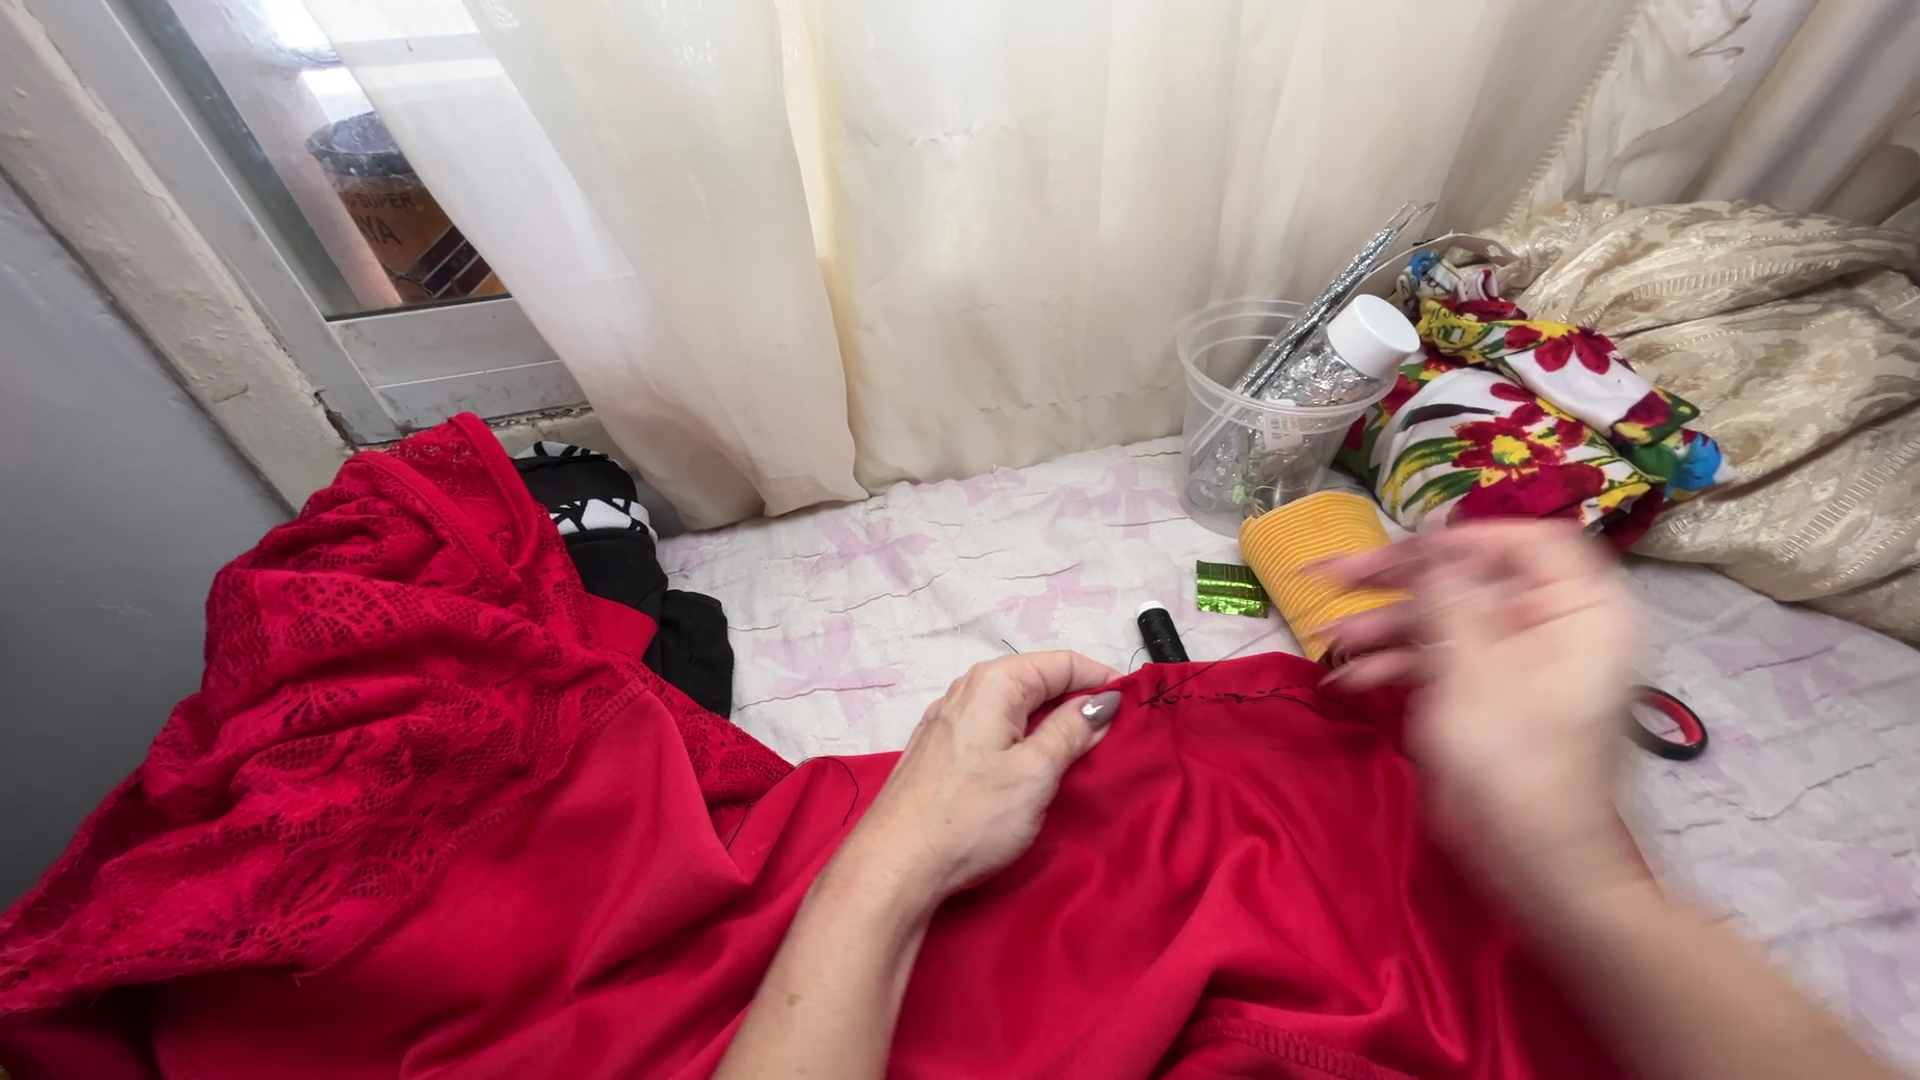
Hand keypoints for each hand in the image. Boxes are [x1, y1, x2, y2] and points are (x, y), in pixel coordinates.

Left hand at [839, 651, 1121, 903]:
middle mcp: (968, 688)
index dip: (1099, 678)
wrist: (896, 863)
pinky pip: (994, 724)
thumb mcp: (1035, 772)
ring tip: (1081, 747)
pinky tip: (1034, 760)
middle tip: (1113, 730)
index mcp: (994, 683)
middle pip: (1036, 678)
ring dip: (1050, 718)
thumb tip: (1101, 701)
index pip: (1060, 662)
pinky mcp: (941, 745)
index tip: (1132, 704)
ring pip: (1014, 703)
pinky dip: (1022, 733)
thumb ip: (1071, 730)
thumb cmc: (971, 815)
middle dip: (1076, 697)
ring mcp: (949, 717)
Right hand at [1319, 522, 1647, 914]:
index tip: (1400, 550)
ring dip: (1381, 627)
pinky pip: (1436, 659)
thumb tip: (1434, 538)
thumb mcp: (1473, 669)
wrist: (1530, 862)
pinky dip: (1392, 665)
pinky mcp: (1482, 692)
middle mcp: (1548, 627)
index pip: (1528, 542)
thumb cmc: (1511, 762)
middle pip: (1467, 579)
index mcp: (1577, 613)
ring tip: (1330, 639)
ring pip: (1441, 620)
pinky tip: (1348, 679)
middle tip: (1330, 575)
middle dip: (1394, 581)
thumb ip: (1451, 597)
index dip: (1461, 538)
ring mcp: (1511, 661)